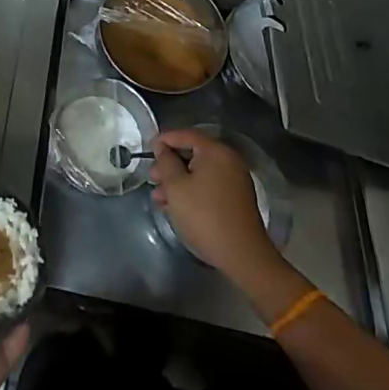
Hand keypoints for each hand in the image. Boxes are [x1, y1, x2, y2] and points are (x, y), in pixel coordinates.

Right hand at [150, 128, 284, 285]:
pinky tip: (174, 206)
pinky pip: (208, 185)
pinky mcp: (235, 198)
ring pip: (198, 172)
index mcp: (216, 152)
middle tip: (152, 177)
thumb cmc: (204, 215)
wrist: (241, 255)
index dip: (163, 139)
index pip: (185, 134)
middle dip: (169, 164)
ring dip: (177, 181)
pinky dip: (191, 190)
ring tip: (158, 197)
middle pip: (192, 153)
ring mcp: (234, 180)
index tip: (147, 149)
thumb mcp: (175, 186)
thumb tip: (161, 147)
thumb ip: (165, 161)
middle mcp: (228, 161)